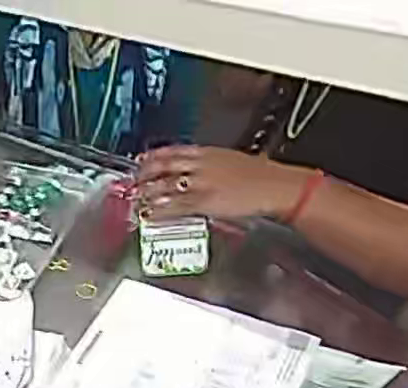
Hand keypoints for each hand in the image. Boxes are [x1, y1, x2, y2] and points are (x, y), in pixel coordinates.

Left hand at [135, 145, 313, 221]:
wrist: (276, 186)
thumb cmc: (261, 177)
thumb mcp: (234, 161)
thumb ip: (213, 165)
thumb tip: (200, 171)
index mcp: (210, 152)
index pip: (175, 151)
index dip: (155, 157)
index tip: (142, 160)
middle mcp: (202, 165)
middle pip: (166, 167)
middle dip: (145, 175)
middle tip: (132, 182)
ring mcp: (202, 183)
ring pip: (167, 187)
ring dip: (148, 195)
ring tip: (135, 201)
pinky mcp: (204, 202)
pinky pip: (176, 207)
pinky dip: (160, 212)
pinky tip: (150, 215)